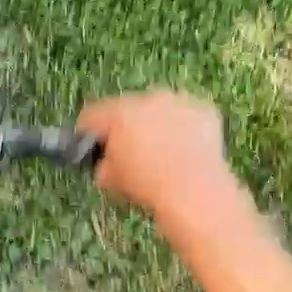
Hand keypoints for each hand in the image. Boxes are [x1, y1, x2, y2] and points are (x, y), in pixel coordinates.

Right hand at [77, 91, 245, 229]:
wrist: (194, 191)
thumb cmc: (146, 186)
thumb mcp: (109, 180)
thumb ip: (102, 163)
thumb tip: (107, 161)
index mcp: (118, 114)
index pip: (92, 114)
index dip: (87, 130)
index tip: (90, 143)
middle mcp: (148, 99)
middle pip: (127, 107)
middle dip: (125, 125)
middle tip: (129, 149)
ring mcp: (179, 101)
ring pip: (159, 107)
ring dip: (155, 122)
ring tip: (162, 148)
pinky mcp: (205, 109)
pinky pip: (187, 114)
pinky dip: (184, 126)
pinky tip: (185, 147)